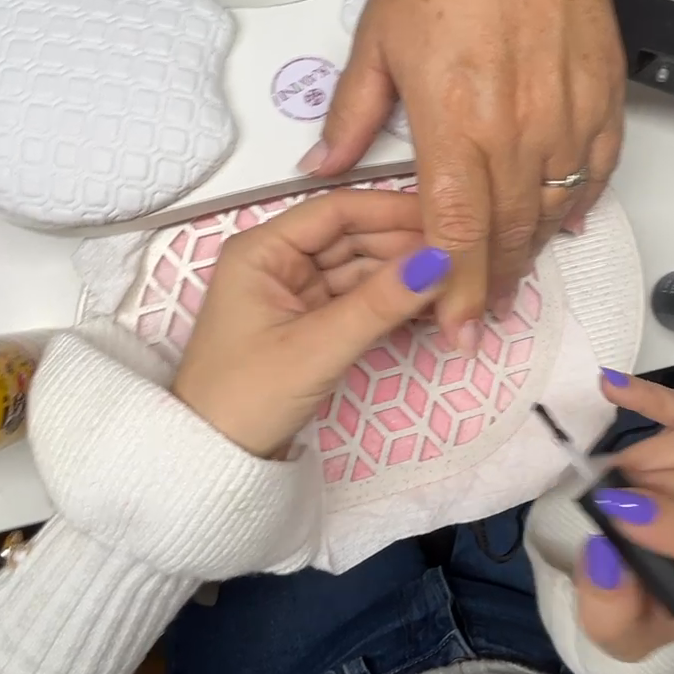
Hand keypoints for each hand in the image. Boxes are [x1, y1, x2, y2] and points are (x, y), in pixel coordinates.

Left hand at [171, 190, 451, 457]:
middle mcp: (280, 259)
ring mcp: (298, 290)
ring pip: (362, 268)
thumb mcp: (314, 348)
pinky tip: (430, 301)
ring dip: (404, 275)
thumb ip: (378, 304)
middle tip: (460, 253)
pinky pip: (361, 297)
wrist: (213, 463)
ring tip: (456, 278)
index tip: (442, 215)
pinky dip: (392, 300)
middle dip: (404, 245)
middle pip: (353, 237)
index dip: (391, 209)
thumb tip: (440, 261)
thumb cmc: (245, 398)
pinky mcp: (313, 319)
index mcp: (263, 249)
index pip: (336, 211)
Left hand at [312, 0, 625, 339]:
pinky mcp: (601, 100)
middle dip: (493, 287)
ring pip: (552, 213)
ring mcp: (566, 118)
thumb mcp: (378, 39)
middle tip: (480, 319)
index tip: (455, 329)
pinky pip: (594, 173)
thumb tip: (321, 165)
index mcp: (455, 123)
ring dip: (531, 254)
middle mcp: (516, 132)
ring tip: (512, 281)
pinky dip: (577, 206)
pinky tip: (563, 224)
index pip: (455, 232)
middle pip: (507, 235)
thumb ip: (352, 114)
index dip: (454, 289)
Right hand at [574, 372, 673, 660]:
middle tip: (609, 491)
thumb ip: (610, 609)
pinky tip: (613, 386)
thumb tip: (604, 553)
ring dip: (660, 450)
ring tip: (618, 470)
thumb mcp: (623, 635)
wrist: (673, 587)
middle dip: (665, 484)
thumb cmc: (655, 612)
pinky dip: (655, 397)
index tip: (618, 509)